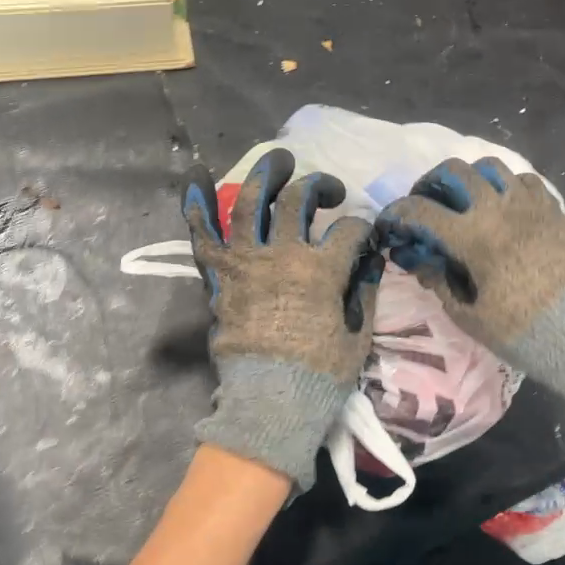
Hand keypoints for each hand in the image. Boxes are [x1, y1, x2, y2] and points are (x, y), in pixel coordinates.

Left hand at [183, 148, 382, 490]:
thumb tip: (368, 262)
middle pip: (298, 199)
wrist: (270, 402)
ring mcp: (245, 261)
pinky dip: (196, 206)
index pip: (349, 230)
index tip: (364, 233)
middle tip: (327, 189)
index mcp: (322, 270)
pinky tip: (197, 178)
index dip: (362, 227)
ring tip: (278, 162)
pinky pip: (203, 235)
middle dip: (318, 185)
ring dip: (264, 175)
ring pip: (250, 201)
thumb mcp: (357, 336)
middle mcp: (282, 255)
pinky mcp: (219, 275)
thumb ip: (363, 292)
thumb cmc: (319, 375)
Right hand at [376, 157, 564, 443]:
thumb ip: (438, 281)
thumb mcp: (468, 315)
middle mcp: (500, 210)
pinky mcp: (556, 213)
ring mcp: (532, 207)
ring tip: (466, 199)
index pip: (422, 211)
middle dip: (432, 182)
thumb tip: (420, 259)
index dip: (398, 213)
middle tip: (428, 202)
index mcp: (474, 237)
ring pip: (492, 167)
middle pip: (456, 170)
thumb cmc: (522, 333)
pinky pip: (526, 183)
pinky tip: (505, 210)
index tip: (390, 222)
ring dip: (471, 178)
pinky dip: (507, 188)